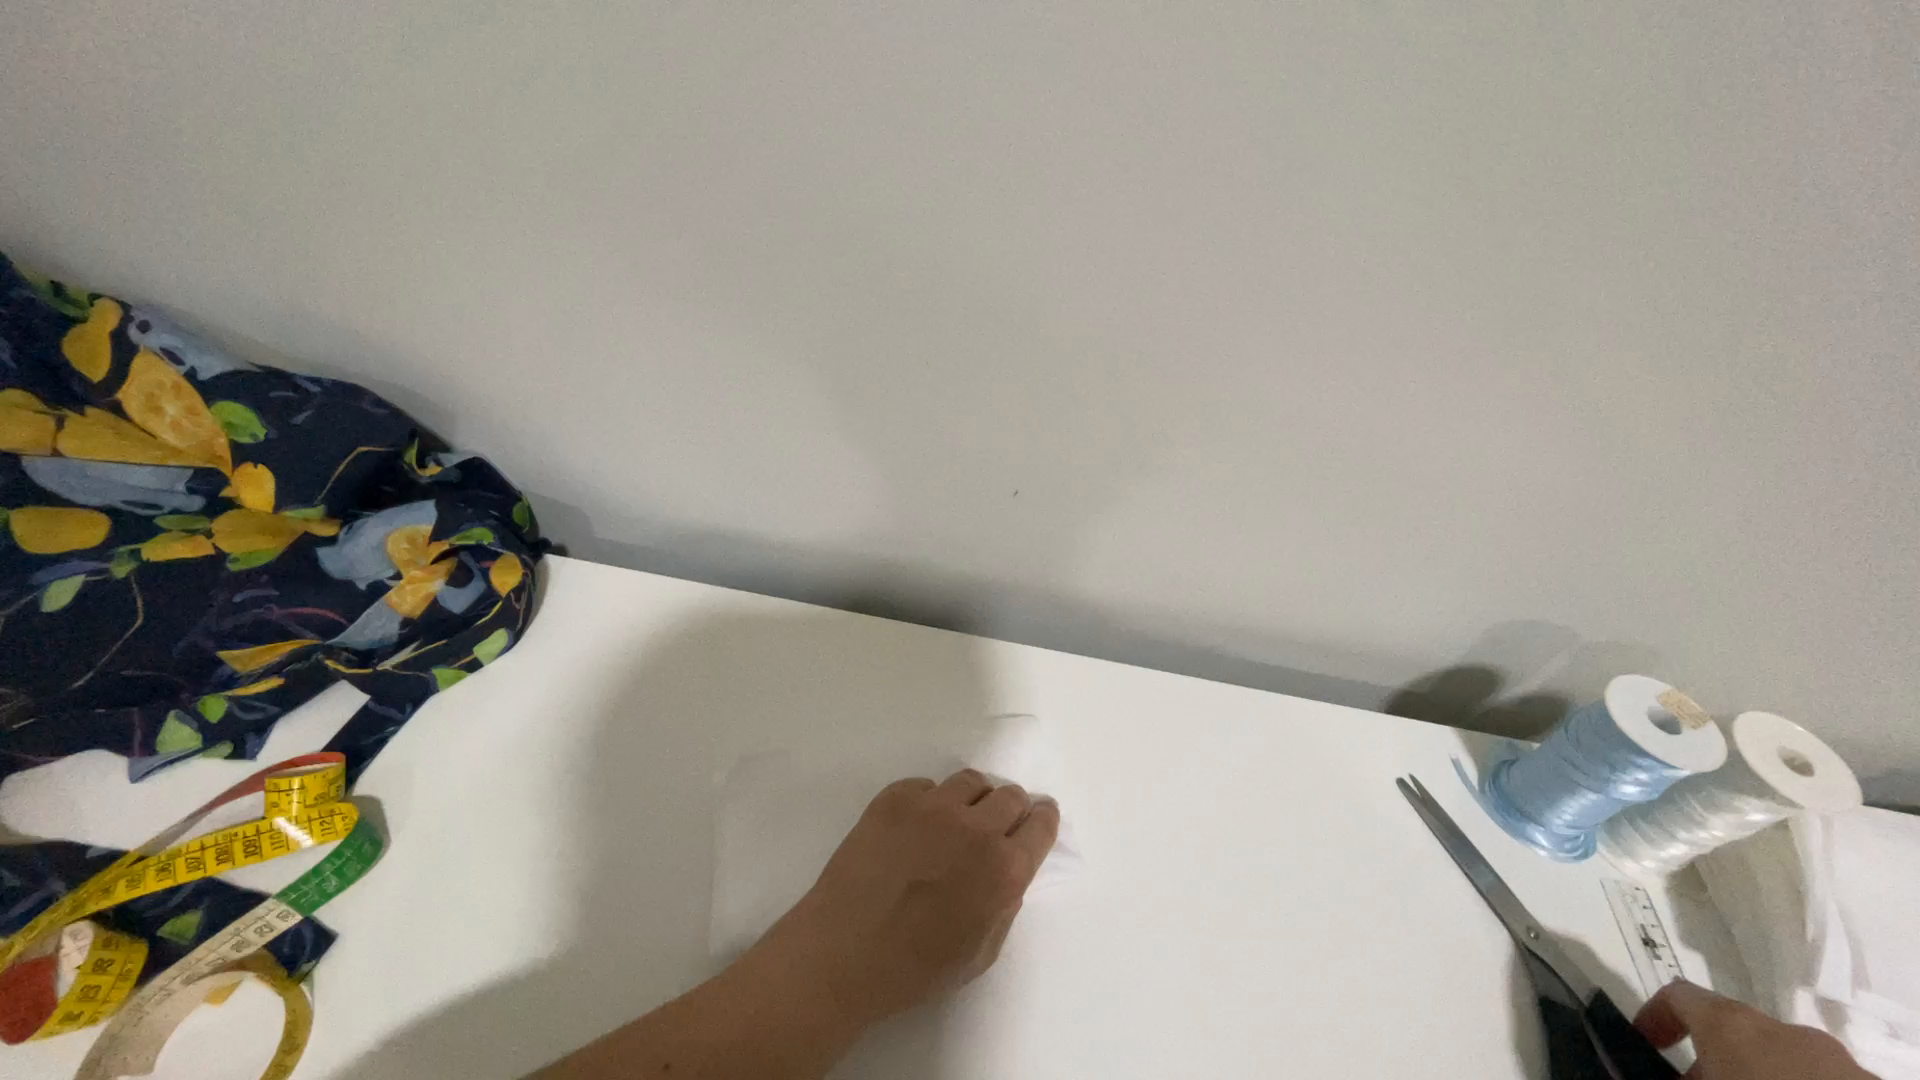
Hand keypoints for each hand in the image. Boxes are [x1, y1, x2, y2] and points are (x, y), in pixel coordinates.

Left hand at [737, 768, 1060, 1029]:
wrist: (842, 952)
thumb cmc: (916, 968)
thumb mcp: (982, 952)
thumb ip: (1005, 904)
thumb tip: (1007, 871)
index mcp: (1005, 870)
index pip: (1041, 823)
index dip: (1041, 820)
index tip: (1035, 820)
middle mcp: (976, 828)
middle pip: (1009, 795)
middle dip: (1009, 810)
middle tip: (992, 828)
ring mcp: (933, 807)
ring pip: (971, 781)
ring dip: (972, 800)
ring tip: (954, 823)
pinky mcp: (895, 798)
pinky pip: (926, 786)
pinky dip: (928, 802)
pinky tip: (913, 830)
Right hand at [1634, 981, 1874, 1079]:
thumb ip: (1669, 1076)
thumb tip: (1622, 1076)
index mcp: (1730, 1022)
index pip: (1676, 995)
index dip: (1653, 1016)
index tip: (1644, 1045)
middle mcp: (1779, 1028)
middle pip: (1731, 1030)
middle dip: (1709, 1060)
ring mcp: (1834, 1060)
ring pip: (1778, 1057)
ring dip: (1754, 1074)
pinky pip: (1817, 1078)